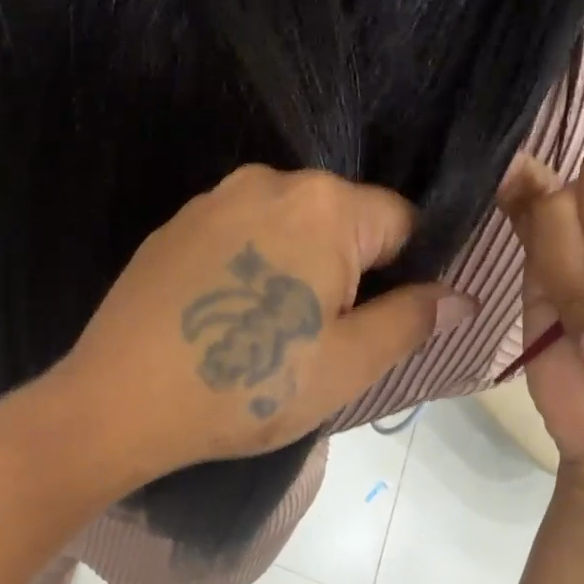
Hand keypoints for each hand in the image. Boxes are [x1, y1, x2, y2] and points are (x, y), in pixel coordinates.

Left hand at [52, 165, 472, 471]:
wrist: (122, 401)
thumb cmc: (247, 385)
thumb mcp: (345, 367)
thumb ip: (411, 322)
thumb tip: (461, 297)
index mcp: (324, 206)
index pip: (399, 223)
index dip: (401, 277)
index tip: (371, 330)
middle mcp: (268, 182)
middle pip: (339, 223)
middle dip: (344, 276)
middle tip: (314, 344)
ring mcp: (211, 201)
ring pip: (284, 233)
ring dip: (292, 277)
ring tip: (264, 339)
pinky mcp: (171, 229)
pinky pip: (236, 243)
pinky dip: (246, 276)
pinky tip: (224, 325)